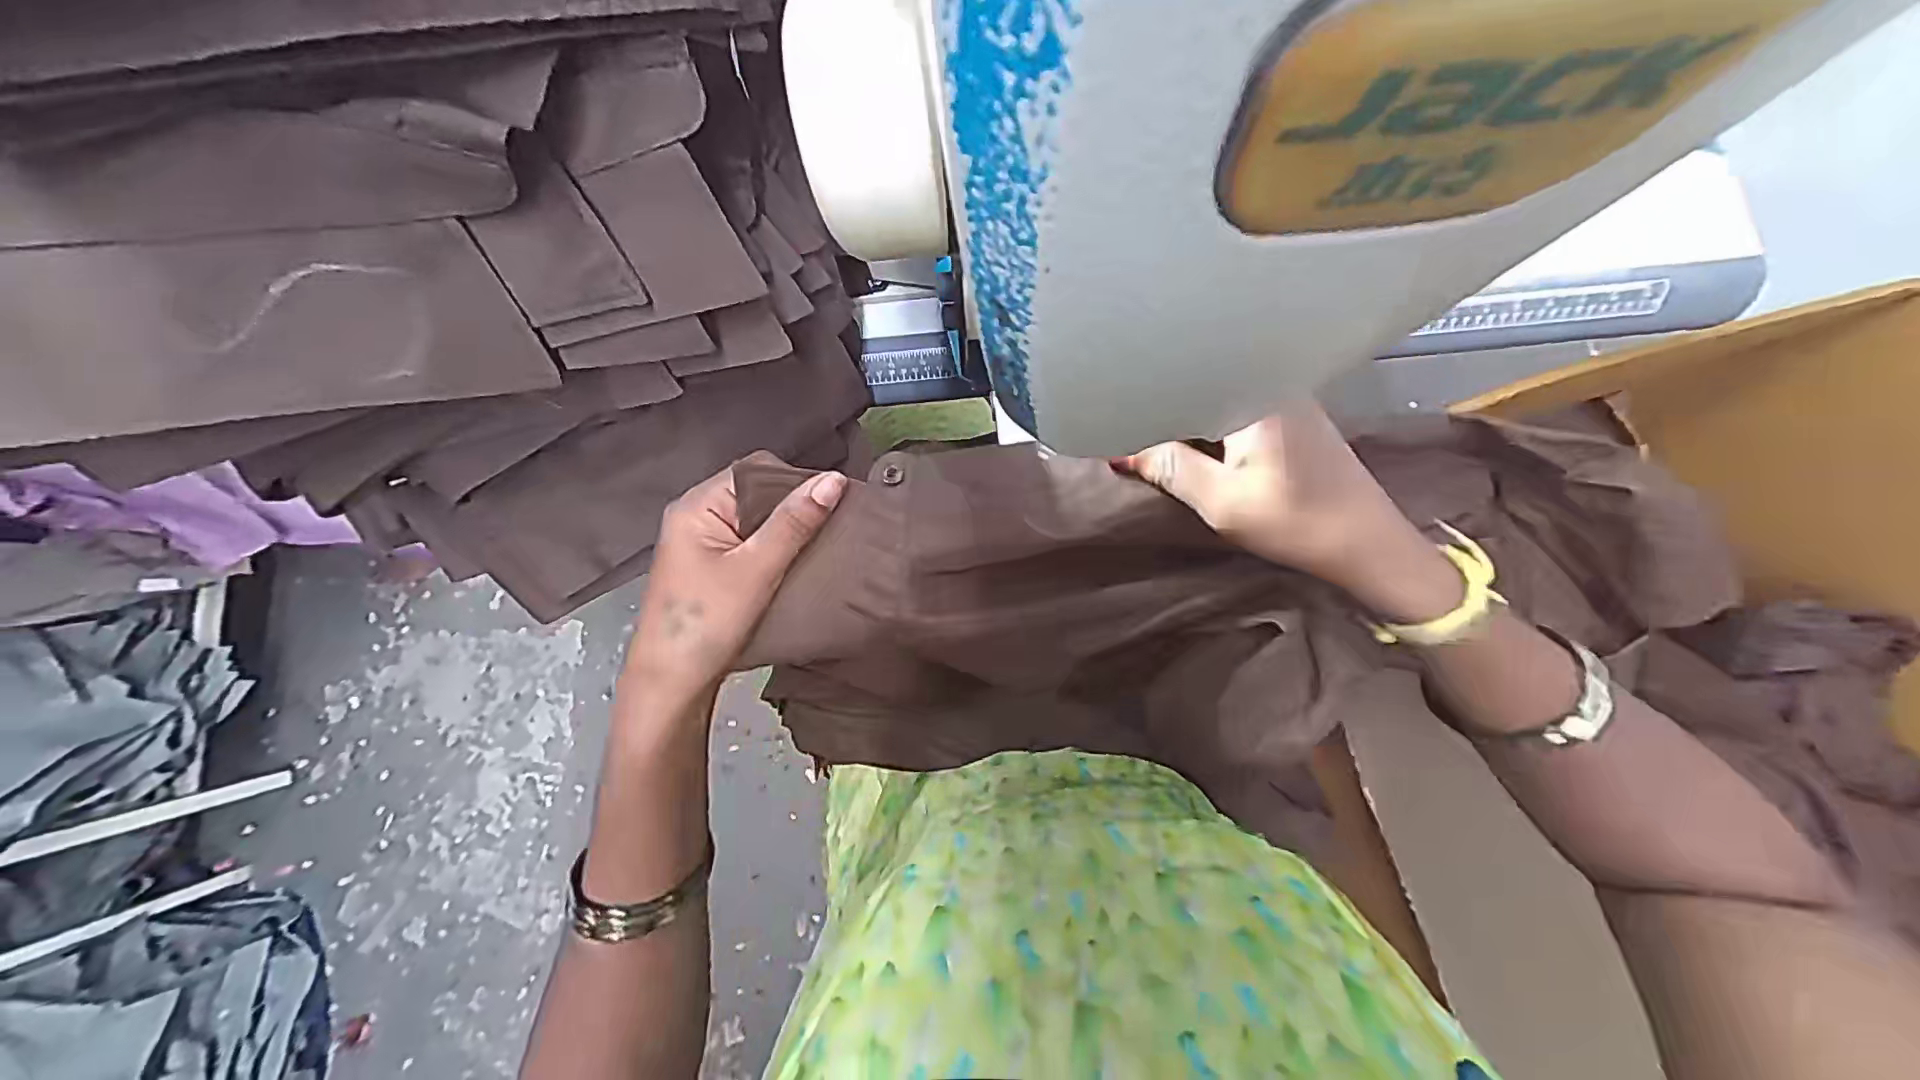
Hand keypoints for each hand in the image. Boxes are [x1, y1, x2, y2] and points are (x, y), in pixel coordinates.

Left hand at [625, 461, 846, 701]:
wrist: (671, 684)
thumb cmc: (707, 623)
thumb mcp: (757, 568)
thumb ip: (794, 522)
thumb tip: (833, 480)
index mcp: (697, 505)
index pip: (756, 471)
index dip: (796, 482)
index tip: (832, 503)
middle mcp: (695, 516)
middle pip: (757, 493)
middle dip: (793, 508)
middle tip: (830, 526)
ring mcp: (701, 543)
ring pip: (757, 520)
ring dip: (787, 530)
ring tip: (820, 543)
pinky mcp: (710, 567)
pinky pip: (751, 543)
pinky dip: (775, 549)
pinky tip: (797, 561)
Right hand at [1119, 404, 1461, 621]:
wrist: (1368, 543)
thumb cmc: (1296, 522)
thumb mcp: (1221, 501)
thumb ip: (1168, 467)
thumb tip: (1118, 451)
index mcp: (1257, 394)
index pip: (1185, 378)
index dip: (1144, 394)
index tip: (1110, 407)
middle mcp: (1274, 383)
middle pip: (1201, 381)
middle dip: (1161, 400)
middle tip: (1119, 413)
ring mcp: (1286, 397)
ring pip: (1218, 394)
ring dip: (1184, 413)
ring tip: (1145, 424)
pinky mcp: (1291, 417)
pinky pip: (1235, 406)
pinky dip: (1207, 422)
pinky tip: (1187, 436)